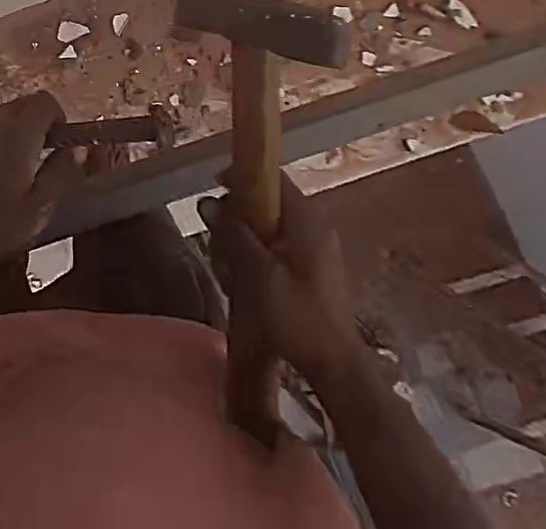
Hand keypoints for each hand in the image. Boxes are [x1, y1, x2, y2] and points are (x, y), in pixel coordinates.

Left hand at [0, 91, 84, 272]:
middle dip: (38, 124)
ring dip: (14, 131)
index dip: (59, 119)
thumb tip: (78, 150)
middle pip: (24, 104)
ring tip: (15, 169)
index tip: (60, 146)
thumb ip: (60, 175)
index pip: (47, 101)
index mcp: (19, 131)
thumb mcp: (35, 210)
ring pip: (2, 115)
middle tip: (40, 160)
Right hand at [199, 175, 363, 384]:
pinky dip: (259, 254)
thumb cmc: (298, 318)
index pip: (273, 177)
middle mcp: (315, 227)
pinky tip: (247, 282)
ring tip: (230, 267)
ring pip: (271, 226)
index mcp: (307, 221)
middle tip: (218, 239)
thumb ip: (234, 234)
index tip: (216, 186)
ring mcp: (317, 249)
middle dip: (239, 215)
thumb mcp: (258, 275)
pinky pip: (280, 246)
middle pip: (269, 202)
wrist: (337, 368)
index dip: (243, 175)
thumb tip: (208, 202)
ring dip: (245, 239)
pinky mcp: (315, 269)